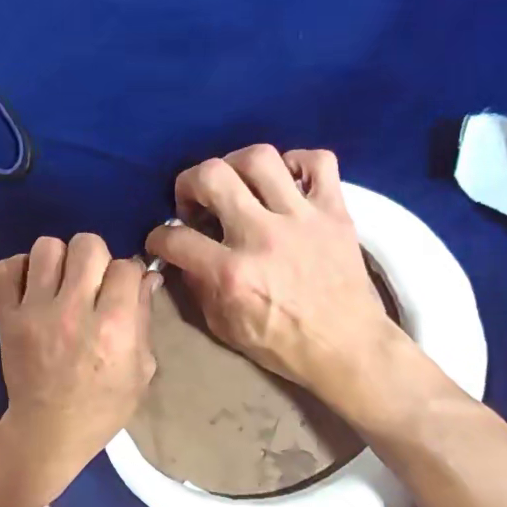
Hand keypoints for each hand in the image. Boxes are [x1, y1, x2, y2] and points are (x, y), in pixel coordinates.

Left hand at [0, 234, 159, 480]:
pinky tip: (32, 288)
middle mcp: (73, 311)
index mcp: (114, 327)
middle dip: (96, 258)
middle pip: (87, 245)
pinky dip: (19, 270)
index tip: (121, 290)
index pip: (126, 266)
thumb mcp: (141, 370)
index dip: (128, 274)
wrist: (49, 431)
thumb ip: (143, 318)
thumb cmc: (103, 405)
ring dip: (59, 259)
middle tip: (91, 283)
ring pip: (46, 247)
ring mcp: (34, 312)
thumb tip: (145, 275)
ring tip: (61, 283)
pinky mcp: (5, 317)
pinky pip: (4, 269)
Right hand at [144, 145, 425, 416]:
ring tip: (237, 184)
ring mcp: (302, 218)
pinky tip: (286, 181)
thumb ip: (199, 289)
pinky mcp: (335, 211)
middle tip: (196, 202)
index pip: (176, 238)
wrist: (348, 348)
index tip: (163, 240)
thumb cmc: (283, 344)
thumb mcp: (225, 327)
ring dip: (236, 165)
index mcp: (232, 273)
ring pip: (259, 158)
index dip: (158, 237)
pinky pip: (318, 161)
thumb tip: (183, 258)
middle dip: (188, 183)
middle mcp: (262, 236)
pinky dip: (298, 162)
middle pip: (212, 176)